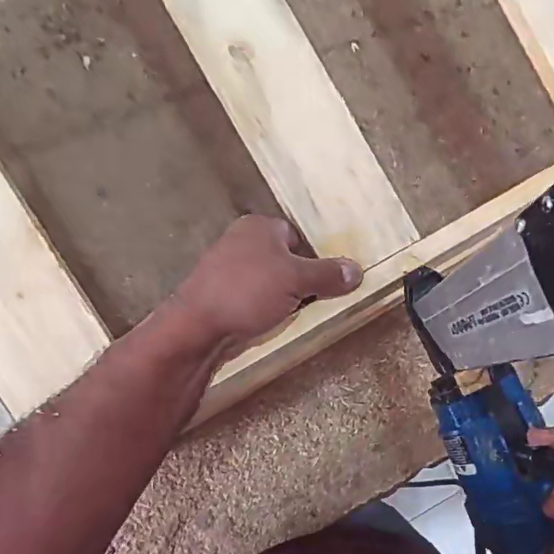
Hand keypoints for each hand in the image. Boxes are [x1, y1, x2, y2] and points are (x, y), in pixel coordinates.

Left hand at [170, 215, 362, 344]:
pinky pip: (254, 299)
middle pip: (286, 260)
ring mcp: (227, 269)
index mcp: (258, 227)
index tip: (324, 281)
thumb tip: (356, 270)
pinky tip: (269, 322)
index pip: (297, 236)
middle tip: (315, 299)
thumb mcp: (298, 279)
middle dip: (301, 280)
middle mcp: (241, 241)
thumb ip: (328, 275)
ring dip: (285, 297)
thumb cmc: (248, 291)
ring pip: (271, 282)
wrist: (197, 326)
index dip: (314, 258)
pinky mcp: (220, 295)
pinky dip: (265, 309)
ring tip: (293, 314)